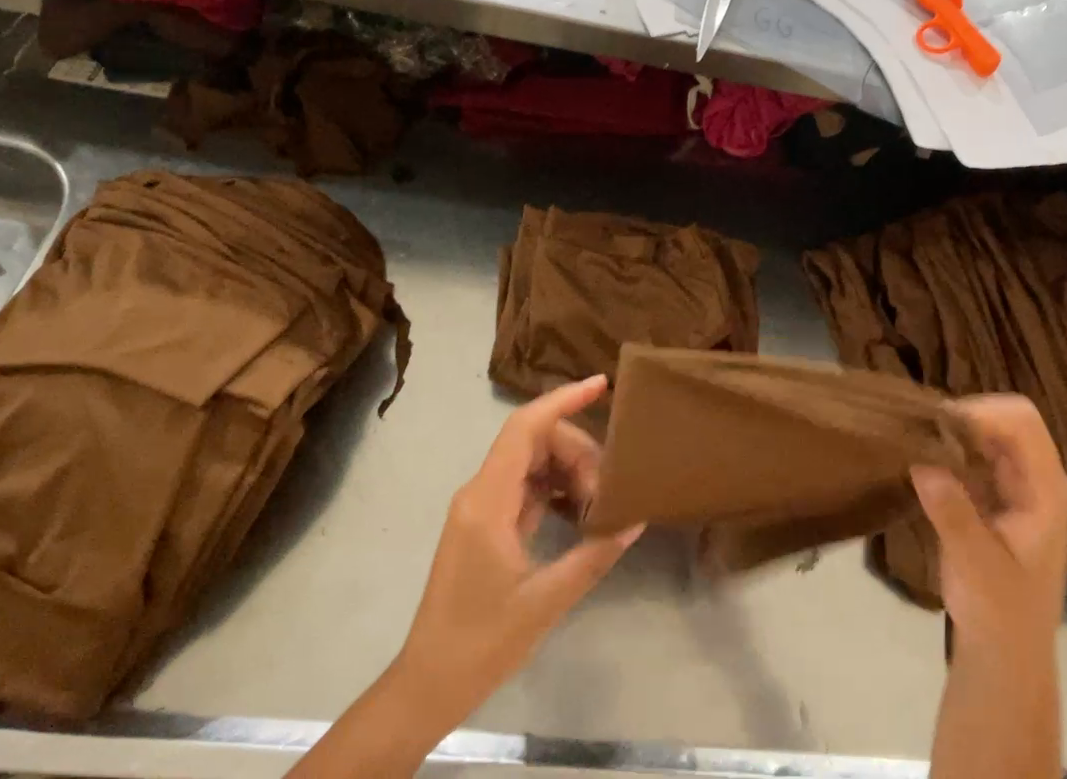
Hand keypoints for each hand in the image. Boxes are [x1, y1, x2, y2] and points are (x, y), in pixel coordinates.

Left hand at [290, 377, 642, 778]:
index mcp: (487, 501)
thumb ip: (594, 554)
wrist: (431, 682)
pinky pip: (525, 490)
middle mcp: (480, 494)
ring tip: (601, 507)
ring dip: (569, 474)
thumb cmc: (484, 641)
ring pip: (532, 466)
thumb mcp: (548, 599)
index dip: (562, 400)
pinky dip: (556, 492)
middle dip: (578, 454)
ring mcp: (480, 510)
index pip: (525, 429)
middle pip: (534, 443)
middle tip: (609, 496)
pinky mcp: (485, 528)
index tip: (600, 385)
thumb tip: (634, 519)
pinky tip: (582, 515)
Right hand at [912, 394, 1066, 778]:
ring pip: (991, 436)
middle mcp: (1039, 479)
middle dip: (964, 418)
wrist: (1006, 653)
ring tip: (917, 441)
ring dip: (956, 433)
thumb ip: (951, 510)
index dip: (980, 412)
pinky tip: (924, 461)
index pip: (1022, 422)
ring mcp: (1020, 488)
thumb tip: (921, 461)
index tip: (936, 424)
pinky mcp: (1000, 499)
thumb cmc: (999, 610)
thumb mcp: (973, 561)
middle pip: (1007, 421)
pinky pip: (978, 458)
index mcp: (1047, 489)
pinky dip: (952, 452)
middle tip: (920, 430)